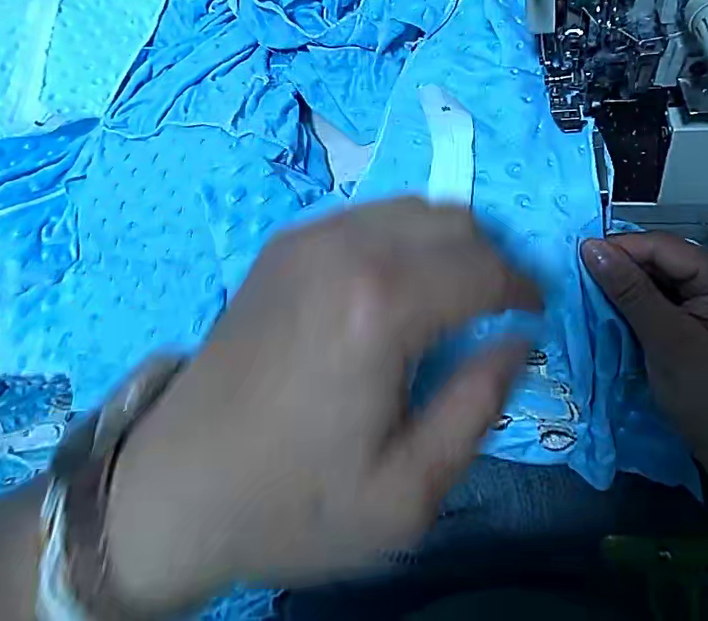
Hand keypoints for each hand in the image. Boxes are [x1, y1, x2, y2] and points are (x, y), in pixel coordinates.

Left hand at [102, 199, 540, 607]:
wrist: (173, 486)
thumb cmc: (294, 500)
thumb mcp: (406, 493)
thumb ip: (478, 405)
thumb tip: (517, 341)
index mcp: (381, 306)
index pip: (483, 268)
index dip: (522, 288)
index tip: (534, 313)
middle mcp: (349, 248)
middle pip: (455, 220)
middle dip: (490, 259)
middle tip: (495, 307)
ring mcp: (313, 236)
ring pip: (416, 207)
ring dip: (450, 242)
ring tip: (452, 292)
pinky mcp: (288, 241)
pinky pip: (373, 215)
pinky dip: (406, 237)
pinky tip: (398, 283)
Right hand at [581, 233, 707, 464]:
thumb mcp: (668, 345)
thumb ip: (630, 292)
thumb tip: (591, 246)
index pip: (664, 247)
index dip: (620, 249)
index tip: (576, 259)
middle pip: (666, 262)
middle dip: (624, 271)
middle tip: (580, 282)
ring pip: (668, 284)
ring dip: (633, 292)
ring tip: (593, 299)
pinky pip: (675, 305)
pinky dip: (647, 311)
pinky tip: (622, 320)